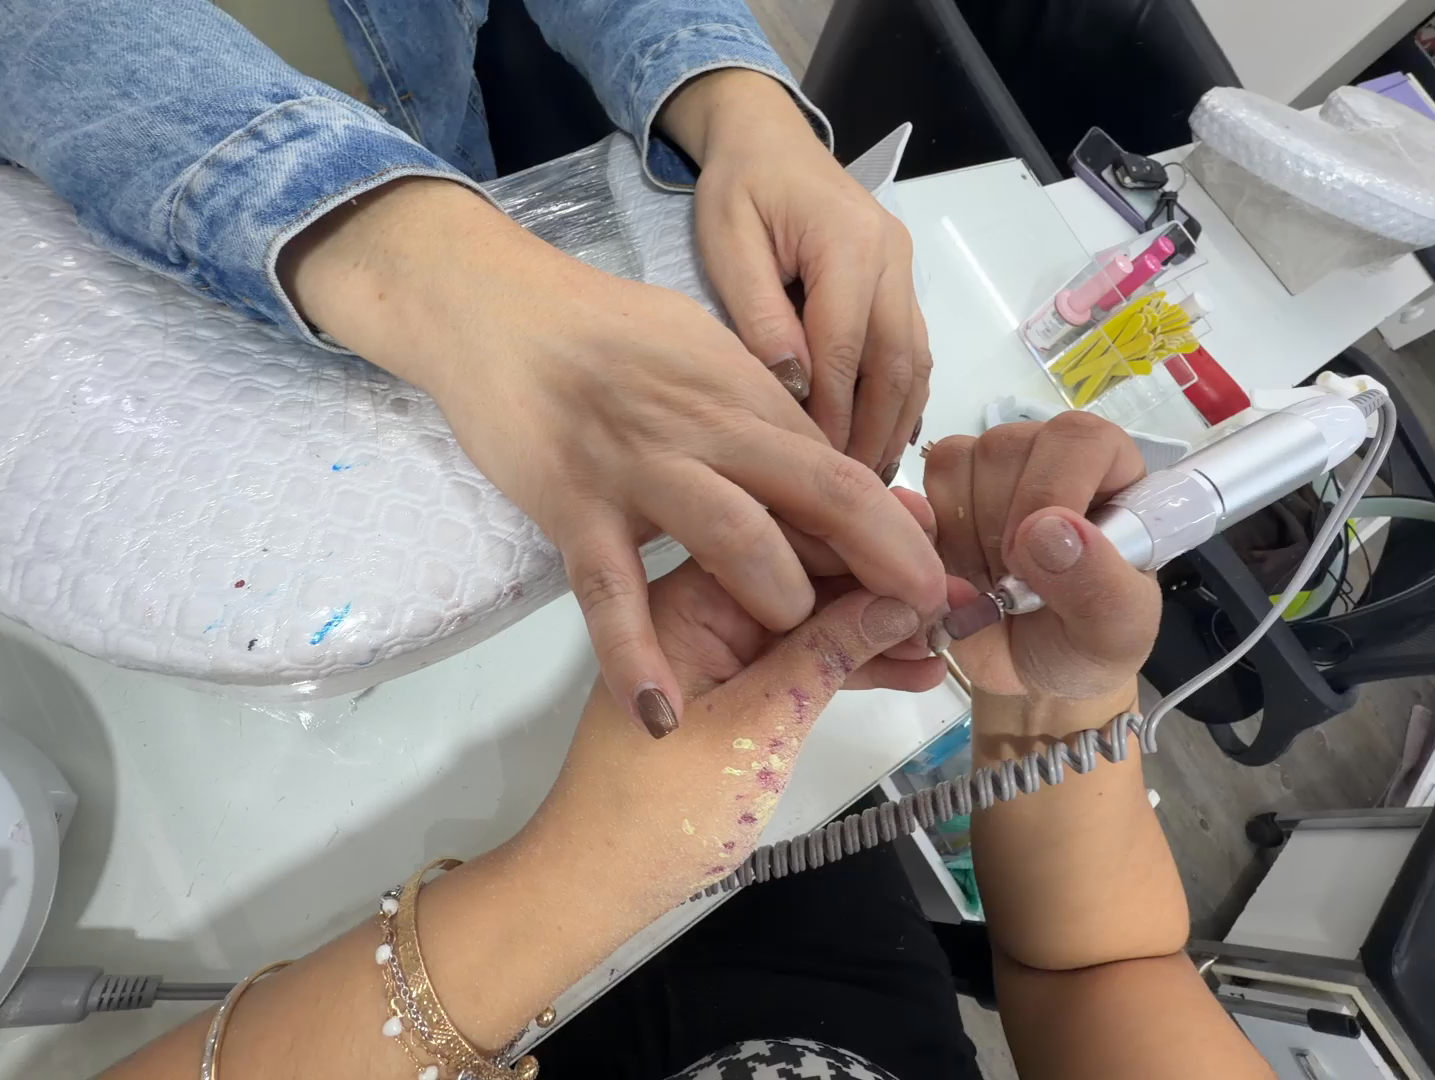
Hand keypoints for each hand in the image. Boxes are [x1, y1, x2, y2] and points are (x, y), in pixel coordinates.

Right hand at [281, 179, 945, 739]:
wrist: (498, 309)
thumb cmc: (611, 329)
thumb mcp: (707, 351)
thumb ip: (767, 409)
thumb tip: (829, 457)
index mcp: (746, 393)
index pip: (839, 465)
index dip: (897, 527)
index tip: (936, 574)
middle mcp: (707, 431)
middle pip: (817, 498)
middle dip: (882, 567)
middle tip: (925, 627)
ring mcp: (640, 471)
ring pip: (735, 539)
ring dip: (785, 599)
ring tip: (801, 643)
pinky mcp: (573, 509)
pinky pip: (609, 591)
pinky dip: (632, 655)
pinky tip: (662, 713)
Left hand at [528, 547, 944, 895]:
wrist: (601, 881)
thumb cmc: (660, 809)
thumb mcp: (756, 726)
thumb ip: (827, 653)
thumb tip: (902, 596)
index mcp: (694, 594)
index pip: (789, 541)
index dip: (868, 547)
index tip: (936, 556)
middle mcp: (709, 604)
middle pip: (809, 575)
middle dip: (885, 587)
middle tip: (960, 596)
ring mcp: (726, 644)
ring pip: (816, 618)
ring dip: (880, 630)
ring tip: (950, 636)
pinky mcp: (741, 681)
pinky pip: (804, 658)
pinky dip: (853, 666)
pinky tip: (913, 669)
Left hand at [663, 70, 929, 477]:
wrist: (769, 141)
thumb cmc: (738, 190)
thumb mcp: (728, 243)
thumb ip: (759, 314)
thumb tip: (793, 386)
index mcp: (847, 242)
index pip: (846, 346)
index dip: (833, 412)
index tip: (815, 467)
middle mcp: (891, 258)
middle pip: (895, 362)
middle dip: (872, 430)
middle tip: (849, 489)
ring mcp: (904, 271)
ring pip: (915, 362)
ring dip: (894, 423)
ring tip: (869, 477)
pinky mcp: (901, 285)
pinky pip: (914, 351)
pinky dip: (902, 400)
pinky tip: (884, 437)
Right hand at [922, 412, 1160, 698]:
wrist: (1025, 676)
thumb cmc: (1082, 646)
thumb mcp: (1113, 634)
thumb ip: (1099, 585)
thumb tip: (1046, 529)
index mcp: (1109, 472)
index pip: (1078, 439)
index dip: (1049, 491)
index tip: (1033, 558)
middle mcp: (1045, 457)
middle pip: (1004, 450)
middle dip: (998, 529)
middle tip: (1013, 588)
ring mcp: (986, 472)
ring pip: (955, 466)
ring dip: (963, 539)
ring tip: (988, 585)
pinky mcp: (939, 495)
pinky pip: (916, 493)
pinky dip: (928, 542)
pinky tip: (955, 577)